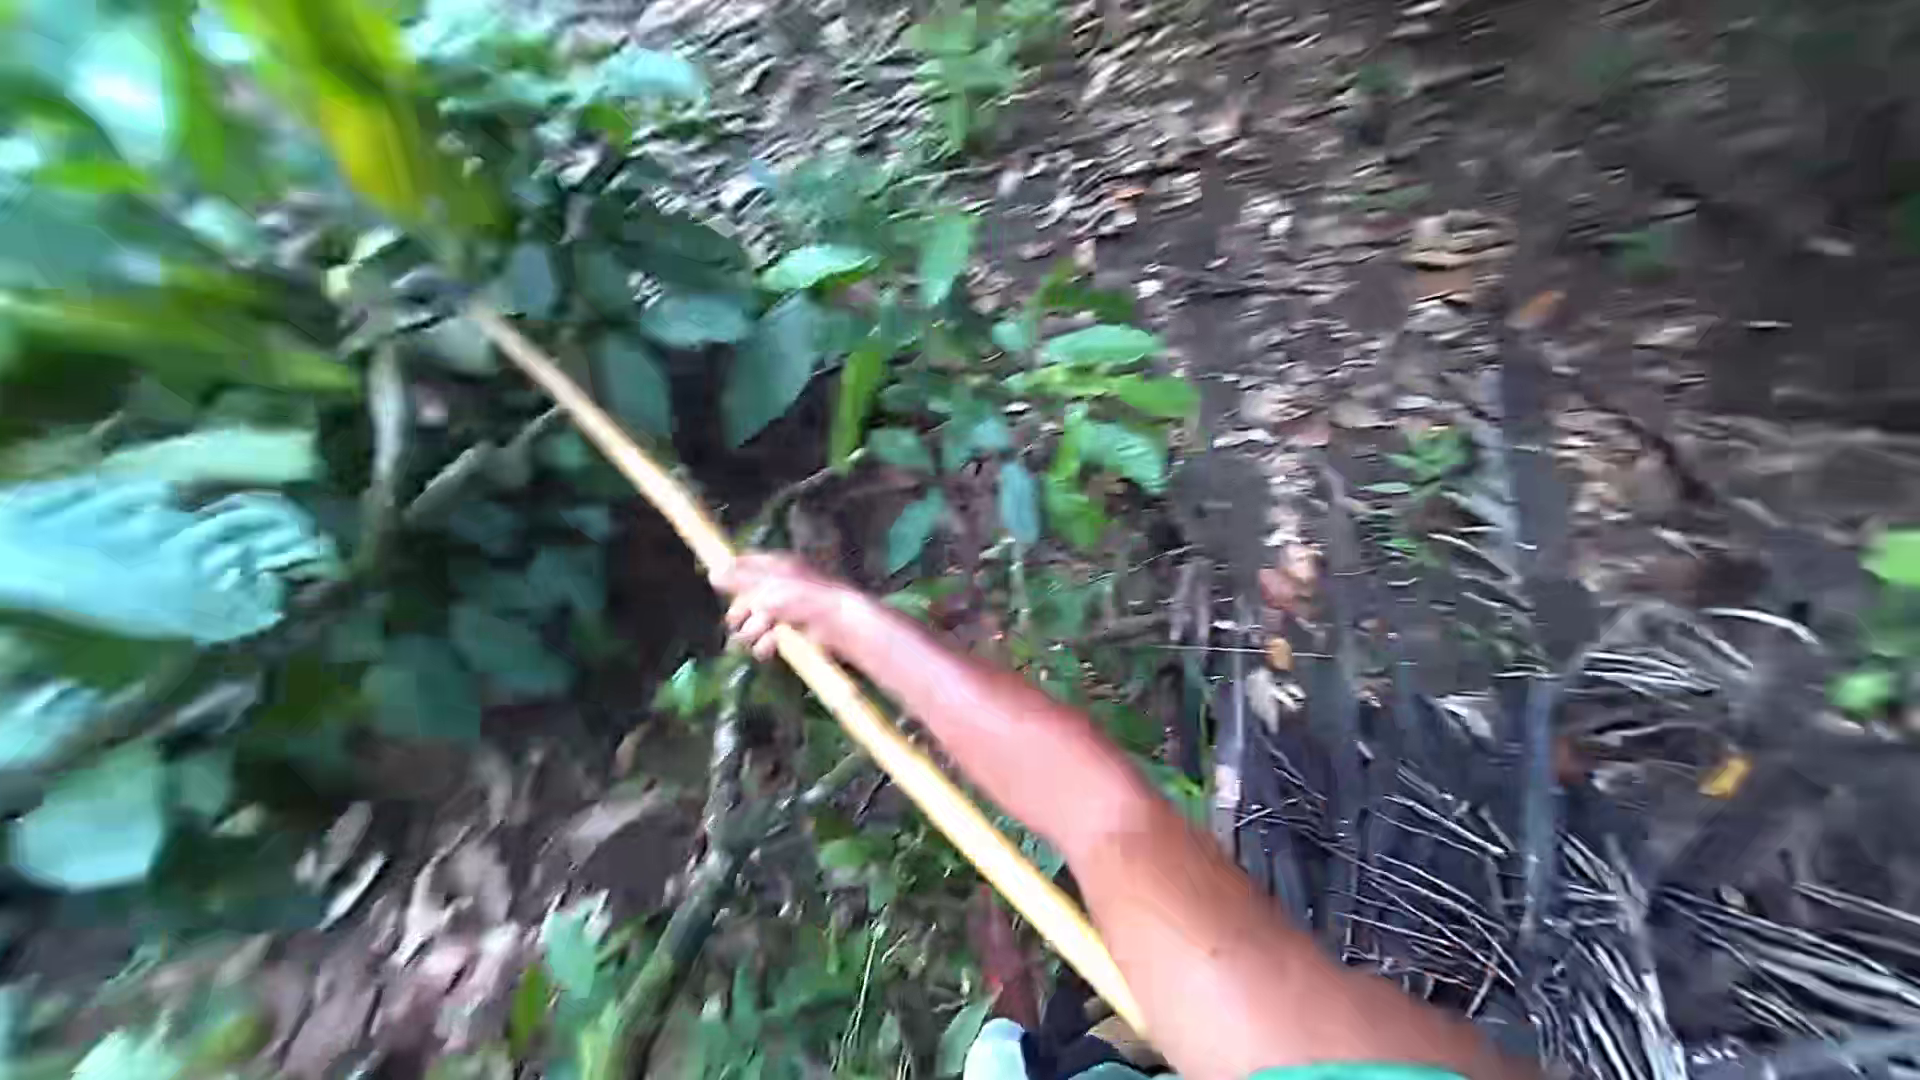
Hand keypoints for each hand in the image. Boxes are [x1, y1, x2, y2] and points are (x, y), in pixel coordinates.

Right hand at [710, 553, 873, 660]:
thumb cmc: (804, 596)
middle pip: (744, 599)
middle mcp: (779, 588)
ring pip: (751, 624)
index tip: (716, 580)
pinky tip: (770, 645)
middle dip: (740, 611)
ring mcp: (783, 612)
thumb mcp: (767, 585)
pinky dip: (764, 645)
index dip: (731, 572)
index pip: (746, 565)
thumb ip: (739, 580)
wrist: (835, 622)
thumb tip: (714, 572)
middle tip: (738, 619)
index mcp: (776, 568)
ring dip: (752, 630)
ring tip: (762, 631)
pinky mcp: (789, 634)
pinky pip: (765, 641)